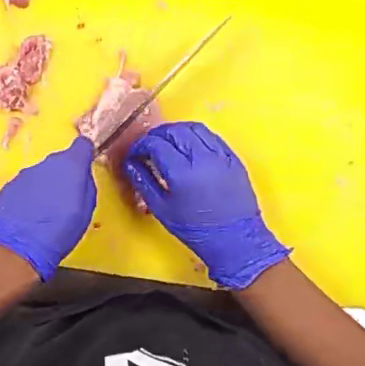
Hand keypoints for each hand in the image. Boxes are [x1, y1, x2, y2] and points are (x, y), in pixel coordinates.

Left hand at [0, 135, 96, 281]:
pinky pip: (25, 186)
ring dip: (45, 185)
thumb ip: (86, 185)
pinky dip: (29, 195)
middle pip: (59, 161)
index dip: (84, 155)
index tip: (84, 167)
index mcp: (69, 165)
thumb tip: (82, 174)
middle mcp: (45, 164)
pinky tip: (29, 214)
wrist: (19, 247)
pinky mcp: (8, 186)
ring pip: (41, 174)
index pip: (82, 145)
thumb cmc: (60, 231)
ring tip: (46, 210)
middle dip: (63, 174)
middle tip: (65, 198)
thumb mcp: (85, 210)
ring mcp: (24, 174)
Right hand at [124, 122, 289, 288]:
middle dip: (157, 135)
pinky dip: (195, 136)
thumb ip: (143, 182)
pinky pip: (211, 136)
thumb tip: (130, 164)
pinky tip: (188, 147)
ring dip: (176, 131)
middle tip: (148, 147)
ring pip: (194, 128)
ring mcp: (221, 155)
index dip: (140, 146)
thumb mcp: (161, 209)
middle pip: (175, 130)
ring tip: (167, 143)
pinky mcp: (233, 157)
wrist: (234, 237)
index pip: (155, 144)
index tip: (135, 154)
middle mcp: (202, 157)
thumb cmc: (193, 228)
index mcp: (181, 172)